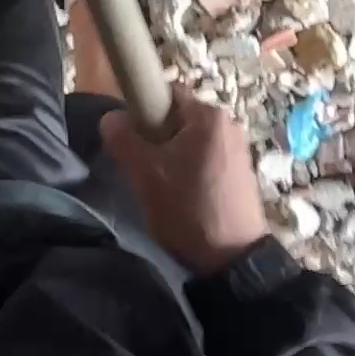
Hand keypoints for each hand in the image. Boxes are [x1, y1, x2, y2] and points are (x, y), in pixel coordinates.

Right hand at [100, 87, 271, 274]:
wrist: (233, 262)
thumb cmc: (188, 208)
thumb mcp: (145, 173)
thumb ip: (123, 139)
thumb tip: (110, 118)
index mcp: (209, 115)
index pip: (166, 93)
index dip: (143, 109)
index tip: (133, 136)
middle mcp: (229, 123)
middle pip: (179, 118)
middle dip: (158, 137)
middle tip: (144, 166)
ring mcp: (239, 149)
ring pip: (192, 141)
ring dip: (174, 156)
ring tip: (164, 187)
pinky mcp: (243, 173)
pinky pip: (208, 158)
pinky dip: (192, 171)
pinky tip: (185, 197)